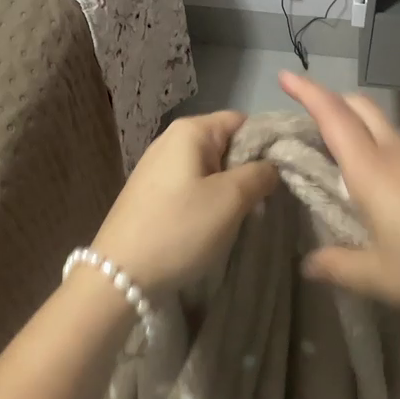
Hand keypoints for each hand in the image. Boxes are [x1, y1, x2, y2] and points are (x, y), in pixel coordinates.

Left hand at [89, 111, 278, 292]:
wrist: (118, 276)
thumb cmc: (179, 229)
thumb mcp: (231, 200)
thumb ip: (260, 174)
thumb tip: (271, 167)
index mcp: (191, 130)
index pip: (243, 122)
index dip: (266, 145)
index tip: (281, 176)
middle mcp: (170, 139)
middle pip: (225, 144)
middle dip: (246, 169)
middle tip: (263, 200)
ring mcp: (156, 166)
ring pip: (208, 168)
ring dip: (227, 189)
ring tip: (239, 217)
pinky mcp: (148, 192)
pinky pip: (190, 185)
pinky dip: (205, 200)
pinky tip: (209, 226)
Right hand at [281, 72, 399, 327]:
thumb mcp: (380, 277)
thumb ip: (339, 265)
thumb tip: (307, 263)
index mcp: (372, 171)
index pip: (334, 117)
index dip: (307, 92)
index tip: (283, 75)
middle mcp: (394, 156)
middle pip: (359, 107)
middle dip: (329, 101)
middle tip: (302, 118)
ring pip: (378, 125)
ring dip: (350, 124)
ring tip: (326, 153)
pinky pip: (393, 146)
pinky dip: (370, 146)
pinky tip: (366, 182)